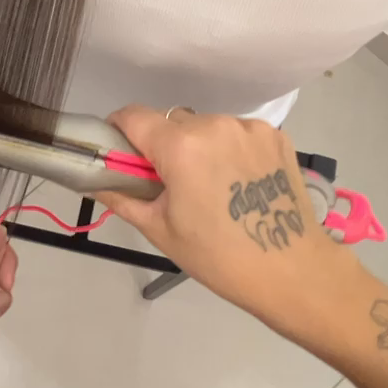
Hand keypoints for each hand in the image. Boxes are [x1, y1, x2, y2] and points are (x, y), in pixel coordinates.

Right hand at [94, 106, 367, 335]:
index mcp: (181, 146)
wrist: (294, 271)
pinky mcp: (276, 136)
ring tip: (210, 185)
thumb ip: (121, 197)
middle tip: (168, 182)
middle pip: (171, 121)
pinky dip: (229, 150)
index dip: (119, 129)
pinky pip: (236, 133)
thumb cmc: (217, 256)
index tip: (120, 151)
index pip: (133, 115)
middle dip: (162, 145)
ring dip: (198, 146)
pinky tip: (238, 182)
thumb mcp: (159, 230)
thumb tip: (93, 181)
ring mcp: (249, 128)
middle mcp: (214, 125)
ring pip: (205, 126)